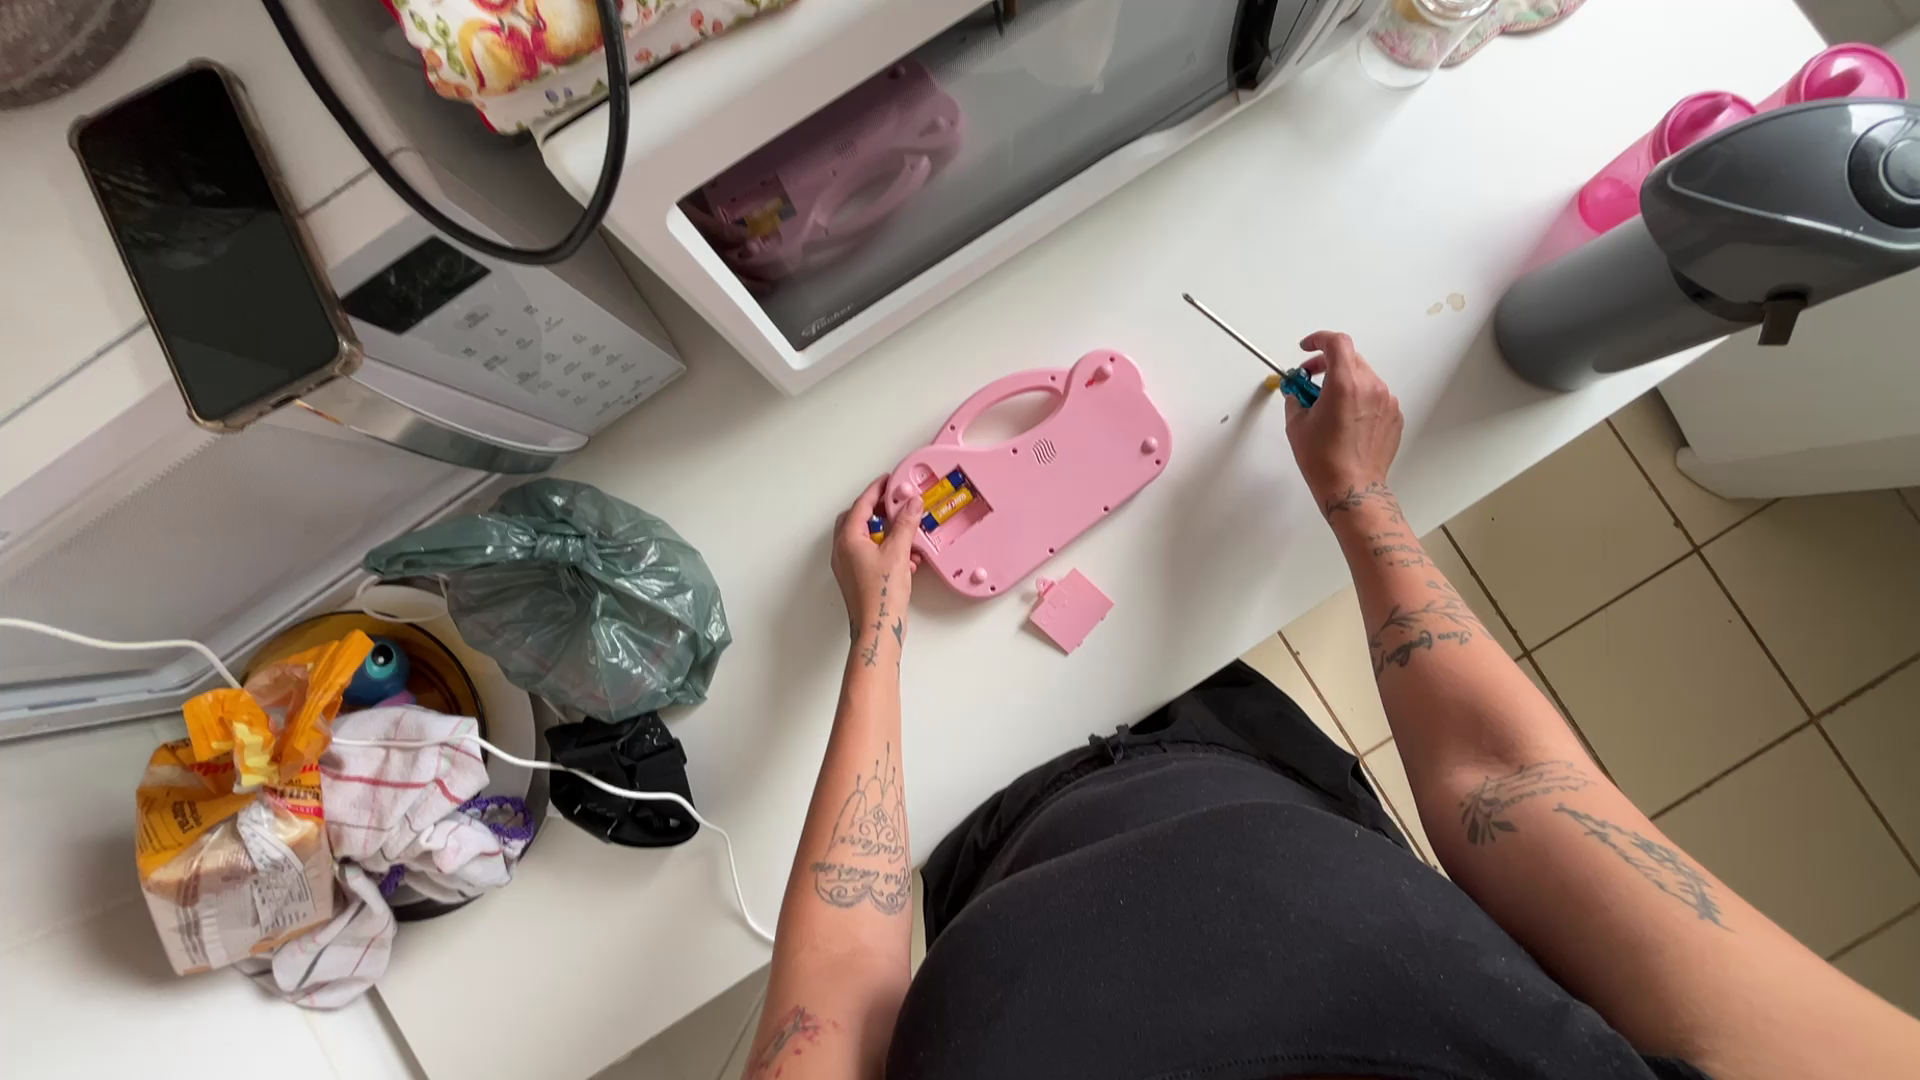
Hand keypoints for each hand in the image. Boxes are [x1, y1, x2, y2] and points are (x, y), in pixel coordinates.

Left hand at [831, 475, 919, 640]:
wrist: (878, 629)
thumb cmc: (880, 597)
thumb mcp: (898, 553)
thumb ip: (905, 524)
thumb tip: (910, 504)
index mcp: (848, 540)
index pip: (862, 505)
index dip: (877, 490)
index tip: (889, 481)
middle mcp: (843, 551)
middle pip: (858, 519)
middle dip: (878, 510)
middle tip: (896, 503)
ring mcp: (849, 565)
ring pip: (865, 537)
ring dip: (886, 531)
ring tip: (906, 531)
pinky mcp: (858, 578)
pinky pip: (870, 554)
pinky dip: (887, 548)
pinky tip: (907, 556)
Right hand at [1285, 331, 1403, 514]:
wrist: (1352, 487)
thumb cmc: (1323, 460)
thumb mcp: (1297, 425)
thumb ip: (1296, 400)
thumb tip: (1297, 393)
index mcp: (1345, 385)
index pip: (1337, 343)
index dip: (1318, 340)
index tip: (1306, 348)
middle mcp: (1370, 387)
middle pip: (1350, 358)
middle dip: (1326, 364)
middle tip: (1308, 379)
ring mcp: (1387, 401)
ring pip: (1363, 377)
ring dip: (1343, 382)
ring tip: (1326, 405)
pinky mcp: (1394, 415)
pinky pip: (1374, 396)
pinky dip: (1358, 398)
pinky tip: (1344, 420)